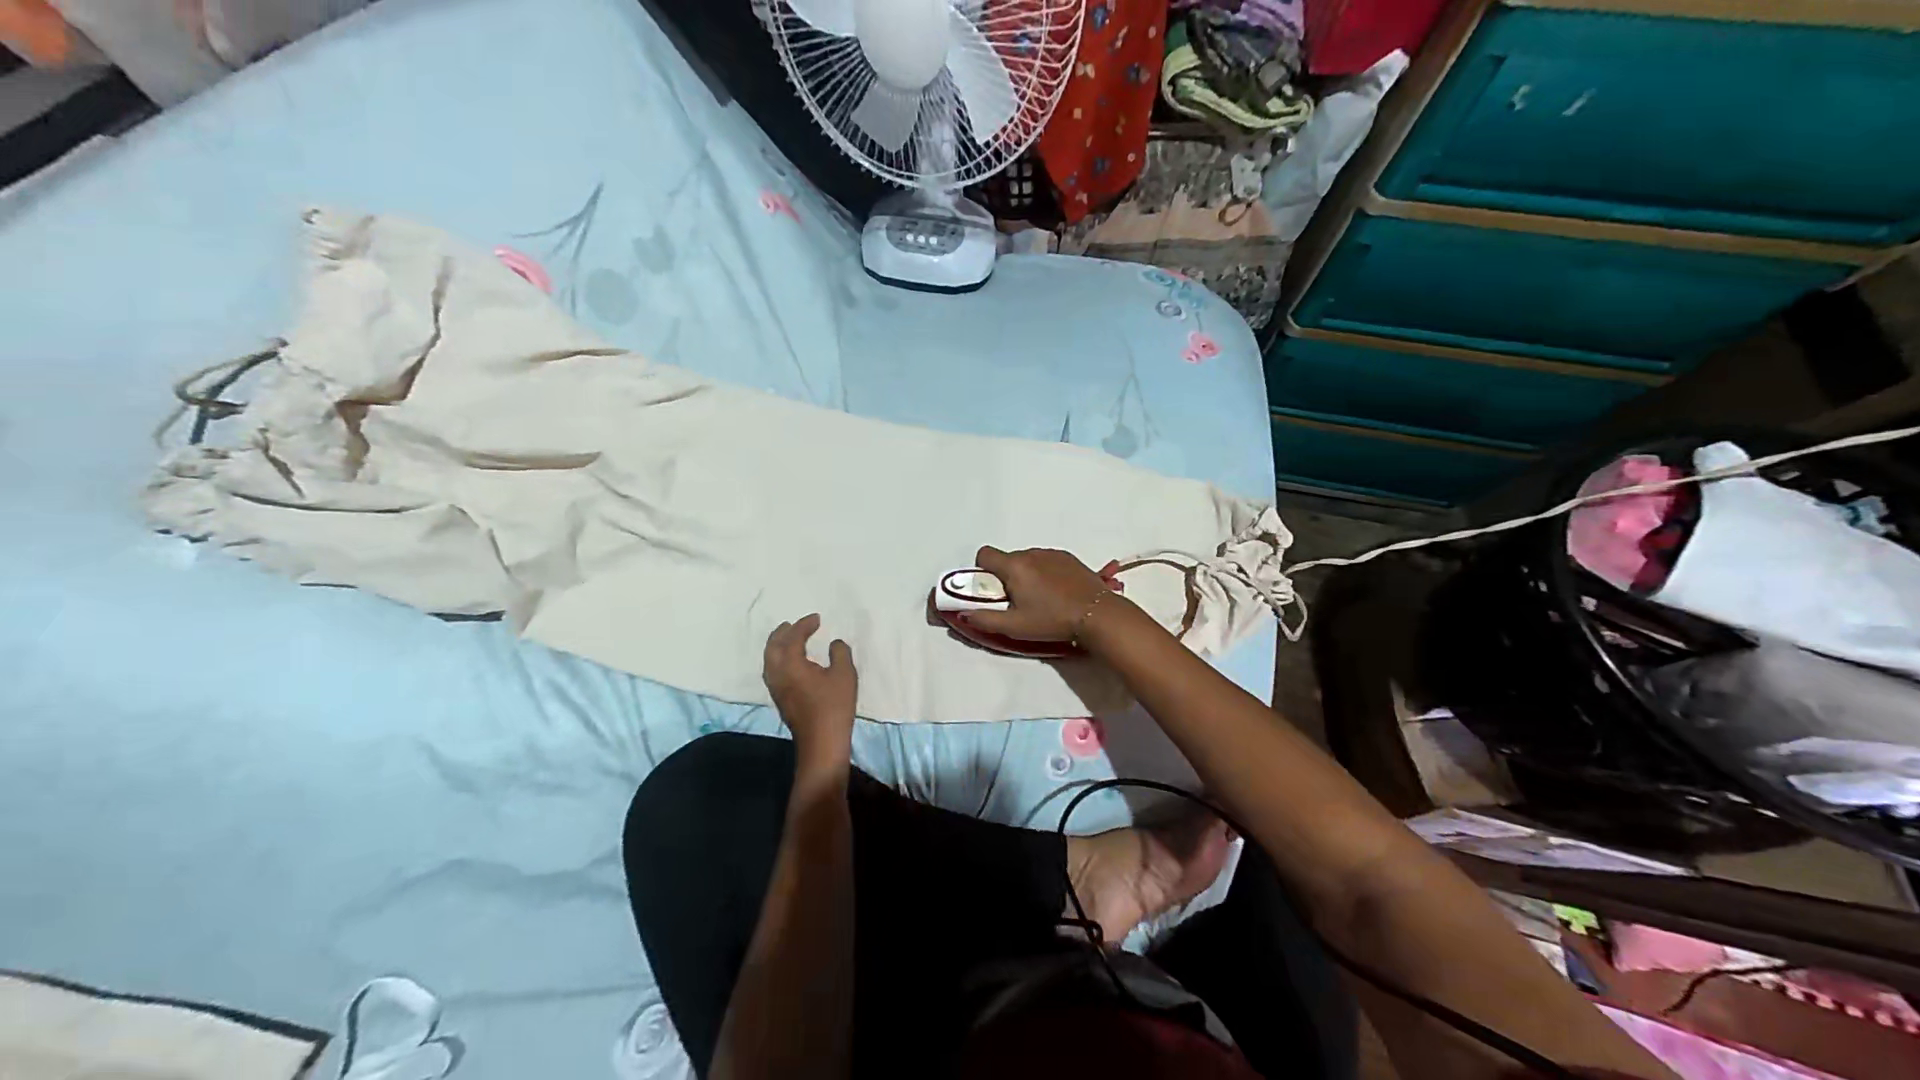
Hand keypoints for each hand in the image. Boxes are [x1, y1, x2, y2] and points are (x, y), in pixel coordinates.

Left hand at [762, 614, 856, 771]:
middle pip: (772, 646)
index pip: (793, 637)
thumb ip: (839, 653)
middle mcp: (777, 673)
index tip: (817, 618)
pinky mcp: (779, 699)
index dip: (804, 625)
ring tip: (789, 638)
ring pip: (769, 660)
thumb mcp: (844, 674)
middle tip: (793, 624)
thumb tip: (834, 644)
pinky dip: (778, 659)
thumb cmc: (834, 706)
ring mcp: (775, 688)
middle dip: (782, 632)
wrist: (821, 742)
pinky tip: (790, 662)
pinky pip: (772, 670)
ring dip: (777, 645)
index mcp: (790, 663)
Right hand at [965, 546, 1115, 642]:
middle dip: (1006, 577)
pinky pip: (1047, 561)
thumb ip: (984, 619)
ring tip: (1041, 600)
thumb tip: (963, 614)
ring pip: (1028, 560)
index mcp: (1014, 566)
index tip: (992, 591)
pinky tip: (1057, 593)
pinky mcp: (1069, 558)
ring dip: (1027, 575)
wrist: (1097, 614)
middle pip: (1007, 559)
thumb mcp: (1014, 626)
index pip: (984, 554)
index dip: (982, 571)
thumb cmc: (1052, 620)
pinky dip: (1045, 573)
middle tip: (1017, 602)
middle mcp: (1031, 553)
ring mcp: (1052, 554)